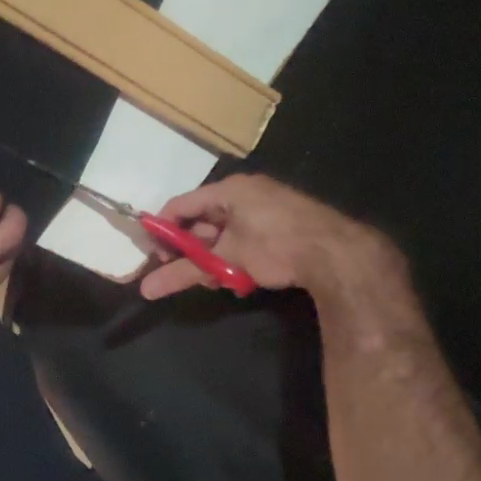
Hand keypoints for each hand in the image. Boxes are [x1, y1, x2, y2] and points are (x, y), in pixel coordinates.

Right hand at [139, 174, 391, 298]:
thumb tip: (144, 290)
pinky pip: (242, 236)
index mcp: (228, 190)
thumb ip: (182, 273)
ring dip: (211, 258)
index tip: (154, 258)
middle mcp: (244, 192)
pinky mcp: (278, 222)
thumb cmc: (274, 247)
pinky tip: (236, 278)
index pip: (179, 206)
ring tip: (214, 280)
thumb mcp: (224, 262)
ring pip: (222, 232)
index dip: (162, 231)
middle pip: (200, 220)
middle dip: (188, 250)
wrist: (336, 253)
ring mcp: (264, 205)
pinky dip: (232, 256)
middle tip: (182, 273)